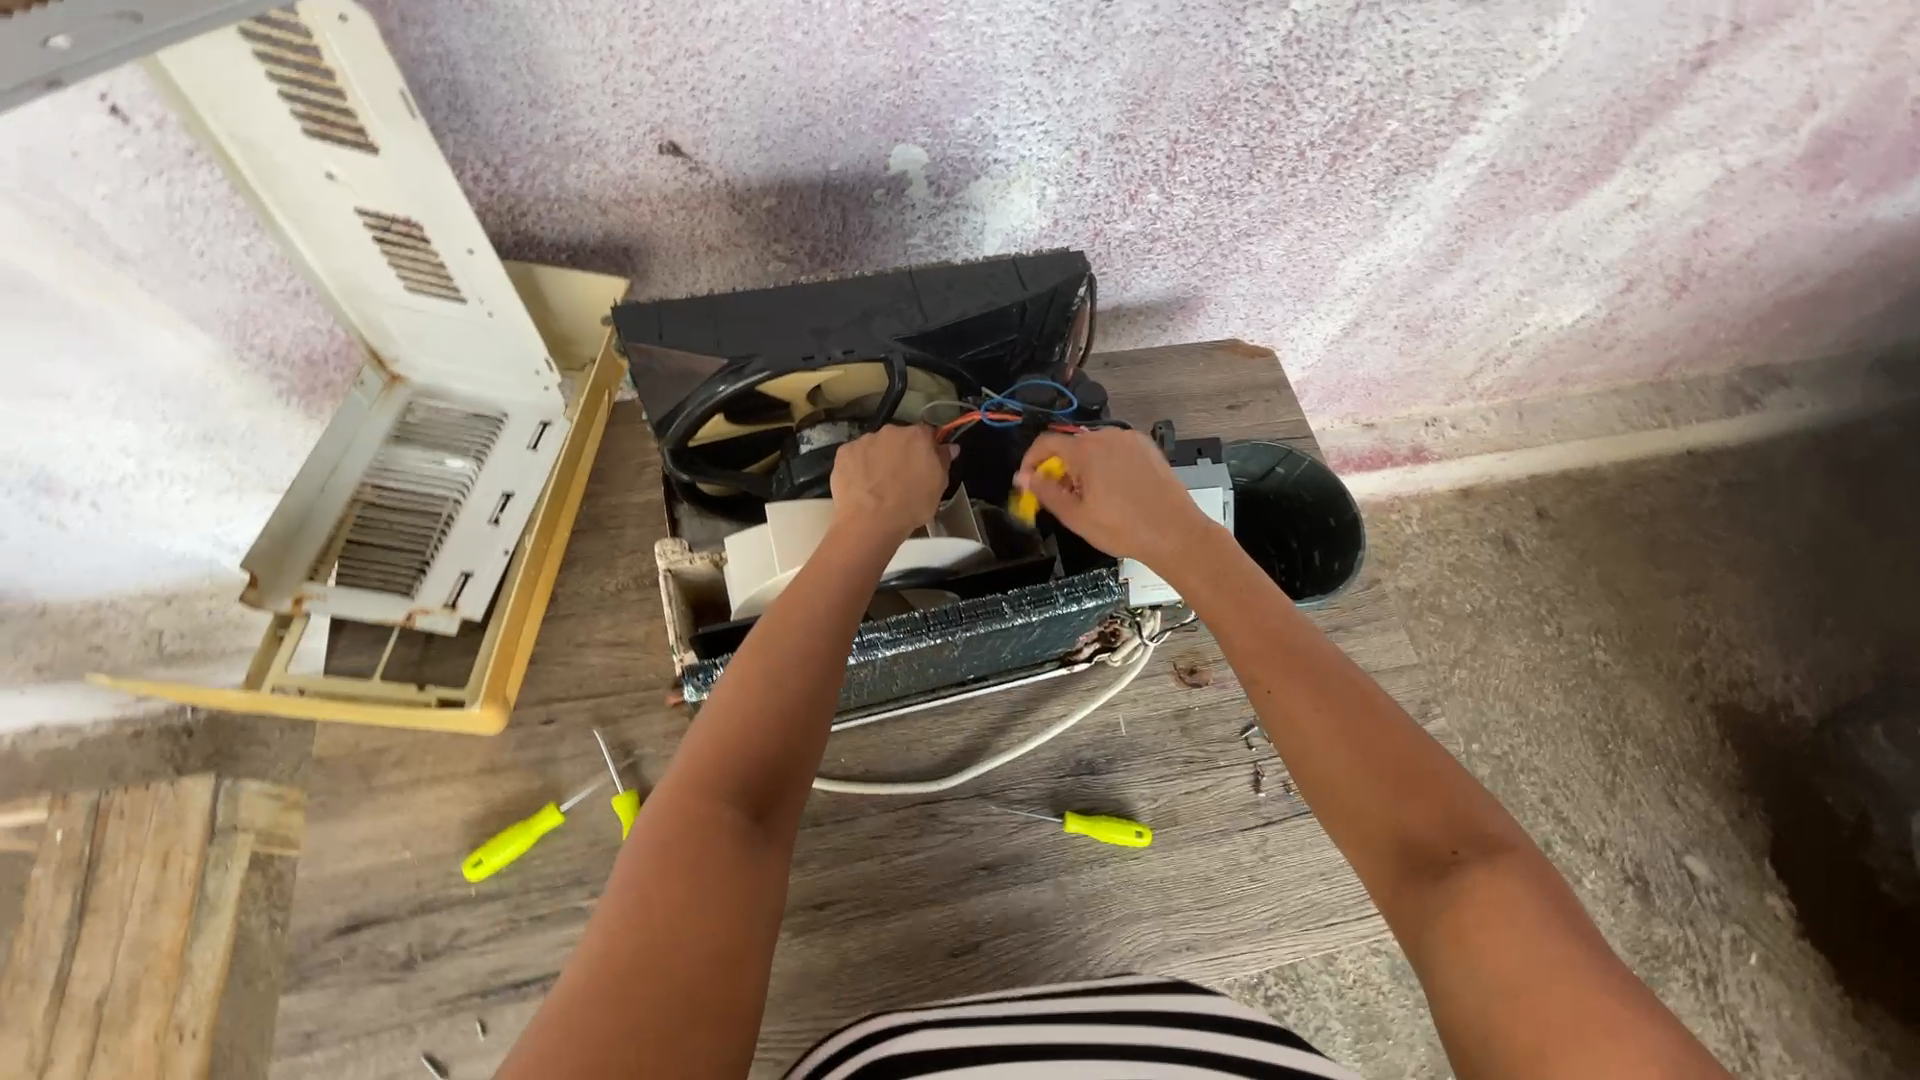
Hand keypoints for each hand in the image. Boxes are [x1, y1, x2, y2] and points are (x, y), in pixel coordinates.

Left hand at [830, 424, 953, 542]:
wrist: (870, 522)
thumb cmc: (910, 506)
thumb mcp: (938, 488)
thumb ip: (944, 461)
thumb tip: (949, 447)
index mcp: (918, 436)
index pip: (926, 433)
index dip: (926, 448)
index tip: (924, 463)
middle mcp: (891, 431)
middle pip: (899, 437)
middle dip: (901, 452)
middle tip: (901, 477)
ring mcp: (865, 440)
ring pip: (875, 445)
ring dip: (879, 458)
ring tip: (878, 484)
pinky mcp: (844, 452)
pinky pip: (855, 455)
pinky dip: (858, 465)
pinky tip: (861, 484)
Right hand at [1016, 428, 1219, 565]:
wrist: (1175, 533)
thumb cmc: (1124, 528)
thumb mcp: (1075, 516)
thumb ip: (1045, 492)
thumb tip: (1024, 478)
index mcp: (1086, 450)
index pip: (1046, 443)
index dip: (1031, 460)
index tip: (1028, 480)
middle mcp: (1108, 437)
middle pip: (1071, 445)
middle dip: (1059, 468)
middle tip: (1060, 497)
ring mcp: (1130, 440)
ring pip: (1094, 448)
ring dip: (1082, 467)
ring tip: (1088, 498)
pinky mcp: (1147, 448)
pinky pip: (1116, 450)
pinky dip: (1105, 465)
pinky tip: (1112, 491)